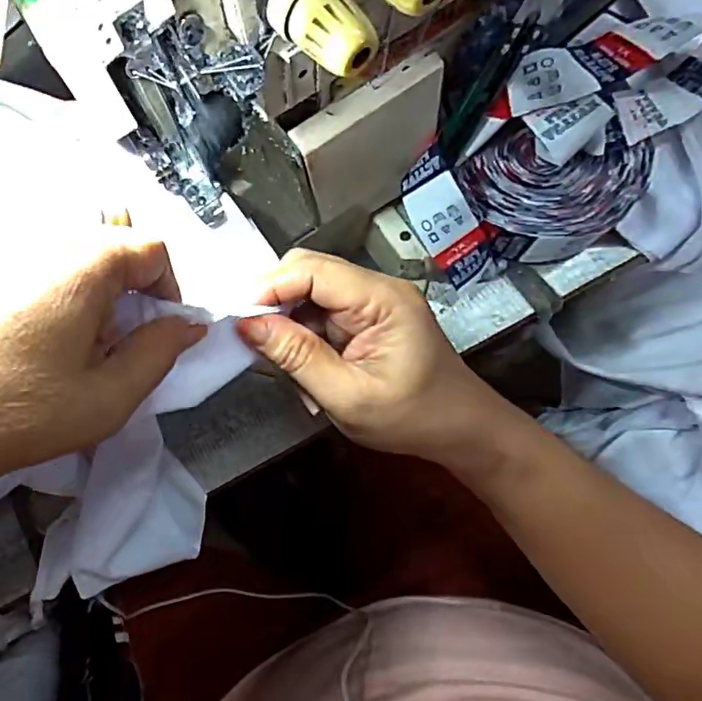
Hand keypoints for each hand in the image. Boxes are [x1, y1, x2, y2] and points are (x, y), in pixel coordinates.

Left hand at [0, 226, 206, 516]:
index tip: (147, 326)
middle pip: (96, 236)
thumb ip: (158, 355)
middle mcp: (32, 221)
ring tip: (31, 328)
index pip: (152, 247)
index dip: (163, 289)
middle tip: (88, 336)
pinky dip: (3, 267)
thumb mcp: (101, 404)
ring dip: (57, 272)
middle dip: (110, 282)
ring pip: (41, 234)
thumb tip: (186, 325)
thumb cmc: (3, 419)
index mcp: (83, 257)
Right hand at [236, 249, 515, 468]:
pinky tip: (302, 361)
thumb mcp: (348, 396)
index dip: (270, 287)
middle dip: (274, 300)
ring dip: (287, 320)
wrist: (461, 430)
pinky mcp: (366, 317)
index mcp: (382, 299)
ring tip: (281, 359)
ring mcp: (372, 301)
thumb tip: (248, 325)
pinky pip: (320, 310)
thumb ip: (297, 357)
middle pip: (309, 271)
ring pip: (309, 290)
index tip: (240, 317)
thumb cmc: (414, 419)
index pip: (313, 270)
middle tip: (253, 338)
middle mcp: (377, 288)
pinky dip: (302, 332)